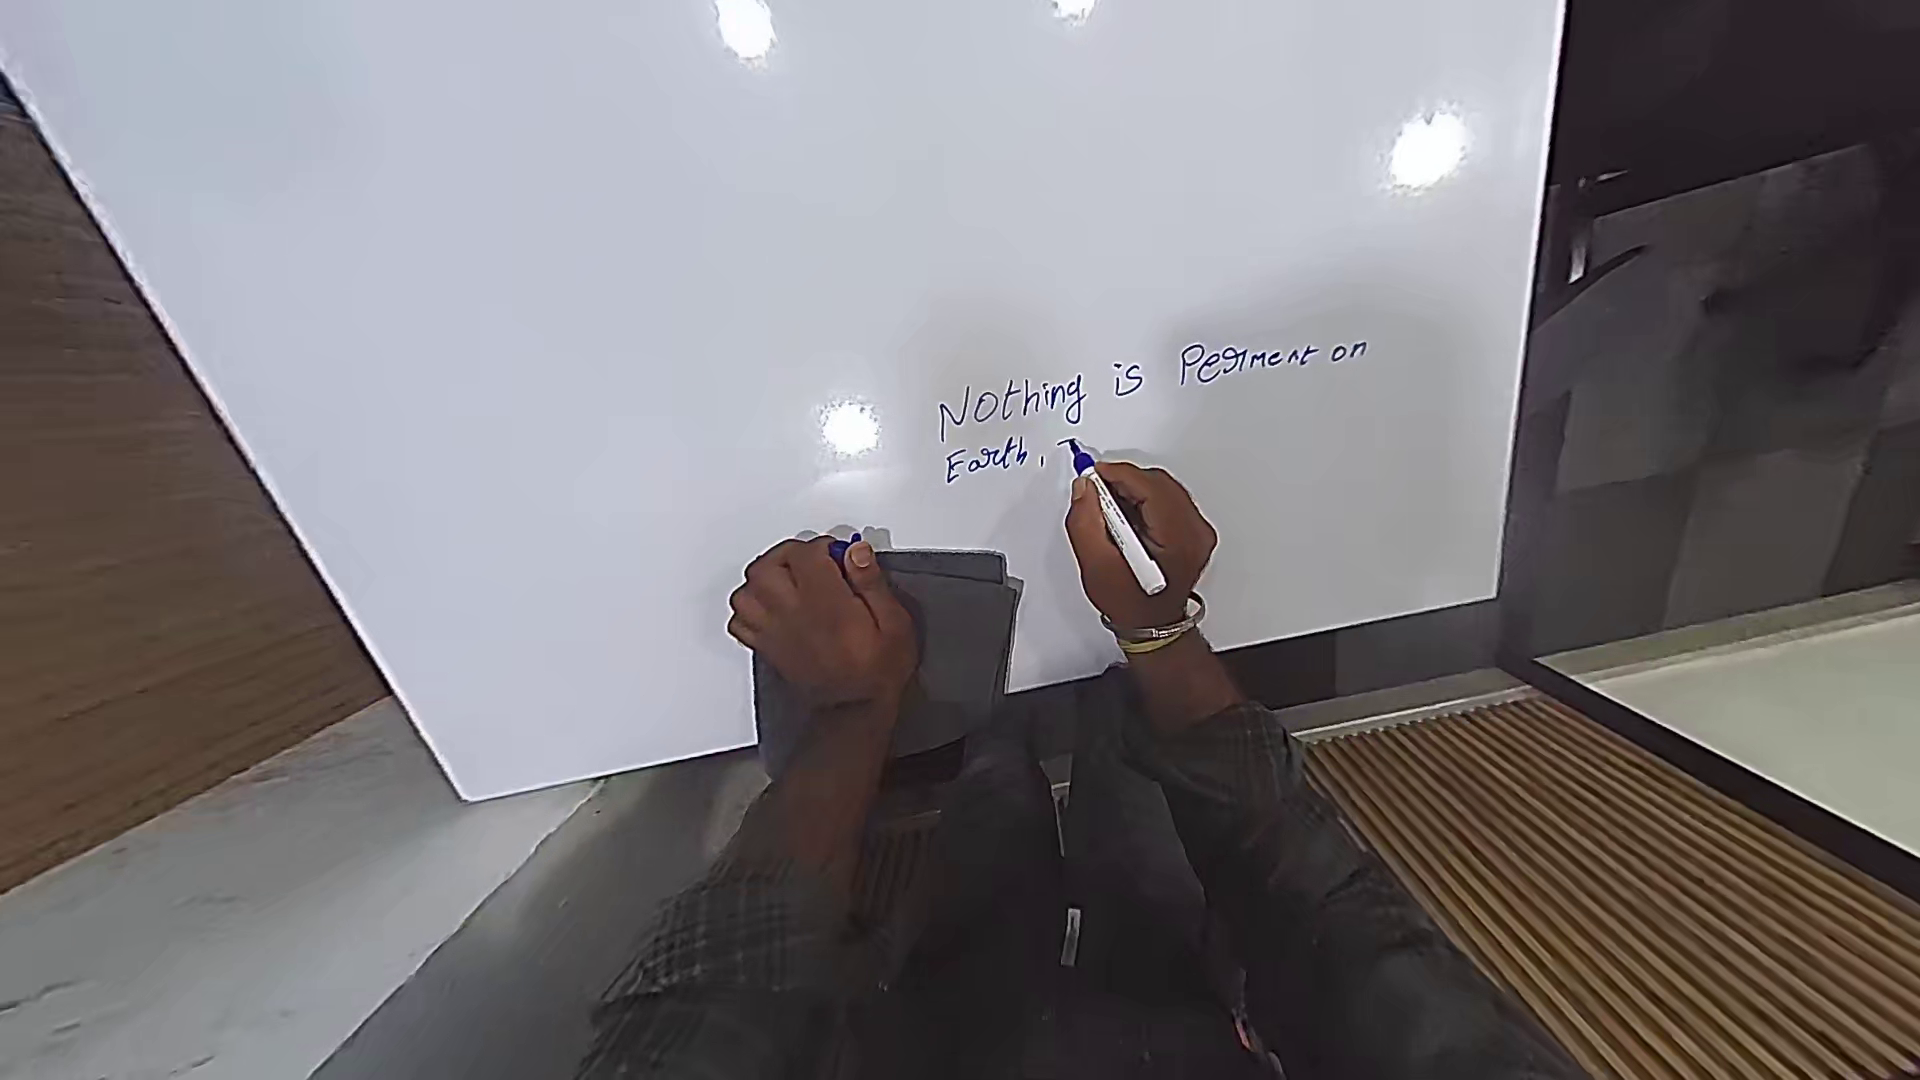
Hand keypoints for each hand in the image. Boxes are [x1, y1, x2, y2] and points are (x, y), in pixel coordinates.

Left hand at [728, 536, 916, 710]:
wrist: (856, 710)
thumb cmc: (879, 668)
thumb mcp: (895, 622)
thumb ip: (872, 583)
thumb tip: (856, 551)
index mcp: (825, 603)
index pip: (805, 555)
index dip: (822, 546)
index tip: (840, 554)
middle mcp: (793, 614)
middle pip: (767, 566)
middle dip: (789, 555)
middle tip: (813, 561)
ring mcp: (774, 632)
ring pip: (747, 590)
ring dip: (766, 578)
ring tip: (791, 580)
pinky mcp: (767, 648)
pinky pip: (739, 621)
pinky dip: (750, 608)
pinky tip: (773, 606)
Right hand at [1065, 462, 1216, 629]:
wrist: (1150, 624)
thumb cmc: (1129, 603)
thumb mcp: (1095, 565)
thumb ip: (1085, 522)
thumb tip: (1085, 488)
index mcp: (1178, 541)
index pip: (1150, 489)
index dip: (1119, 475)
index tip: (1095, 474)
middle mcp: (1195, 533)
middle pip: (1159, 484)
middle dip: (1124, 480)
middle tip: (1096, 489)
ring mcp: (1197, 531)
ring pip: (1163, 488)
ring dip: (1133, 489)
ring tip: (1107, 505)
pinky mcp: (1192, 531)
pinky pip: (1167, 499)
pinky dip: (1142, 499)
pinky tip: (1123, 514)